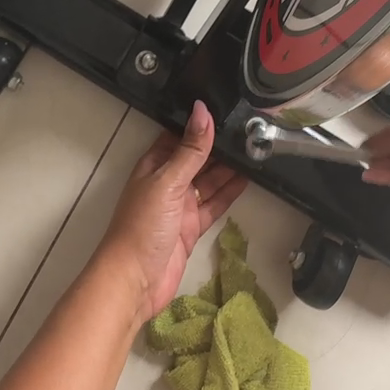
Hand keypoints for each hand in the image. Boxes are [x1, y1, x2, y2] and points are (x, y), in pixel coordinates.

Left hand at [92, 101, 247, 322]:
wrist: (135, 281)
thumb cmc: (143, 226)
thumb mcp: (167, 182)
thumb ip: (190, 149)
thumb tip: (203, 110)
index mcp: (154, 165)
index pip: (179, 136)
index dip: (199, 124)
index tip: (226, 108)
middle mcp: (167, 182)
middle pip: (197, 158)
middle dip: (218, 146)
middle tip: (248, 130)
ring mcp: (180, 206)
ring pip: (208, 181)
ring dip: (228, 168)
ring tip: (254, 150)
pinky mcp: (191, 228)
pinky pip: (213, 205)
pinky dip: (228, 194)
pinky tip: (246, 180)